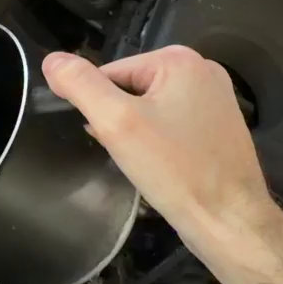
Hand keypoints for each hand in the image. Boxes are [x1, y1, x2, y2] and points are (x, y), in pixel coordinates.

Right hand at [42, 48, 282, 278]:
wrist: (230, 223)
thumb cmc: (175, 170)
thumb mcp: (116, 122)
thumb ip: (80, 85)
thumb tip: (52, 60)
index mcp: (180, 60)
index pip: (109, 73)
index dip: (101, 108)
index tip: (113, 138)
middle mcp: (202, 71)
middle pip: (129, 89)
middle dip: (119, 121)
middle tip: (130, 153)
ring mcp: (215, 100)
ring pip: (148, 109)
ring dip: (136, 134)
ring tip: (147, 162)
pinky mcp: (218, 128)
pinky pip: (169, 125)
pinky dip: (157, 144)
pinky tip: (162, 166)